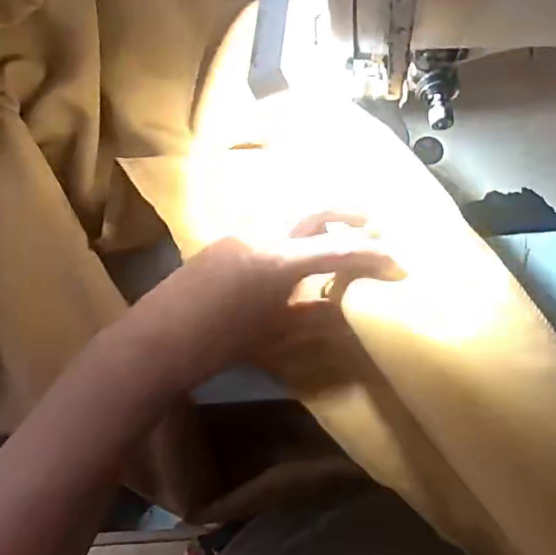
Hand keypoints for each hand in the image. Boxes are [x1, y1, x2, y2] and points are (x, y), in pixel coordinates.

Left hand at [114, 212, 402, 393]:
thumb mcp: (273, 333)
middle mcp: (261, 235)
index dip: (373, 256)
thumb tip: (346, 309)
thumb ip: (313, 316)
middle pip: (314, 210)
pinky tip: (294, 252)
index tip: (398, 264)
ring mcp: (238, 234)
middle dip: (348, 214)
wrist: (156, 341)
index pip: (339, 249)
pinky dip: (290, 231)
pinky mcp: (222, 242)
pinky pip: (266, 225)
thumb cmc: (217, 344)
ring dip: (316, 219)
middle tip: (372, 225)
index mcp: (279, 260)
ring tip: (335, 236)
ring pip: (287, 213)